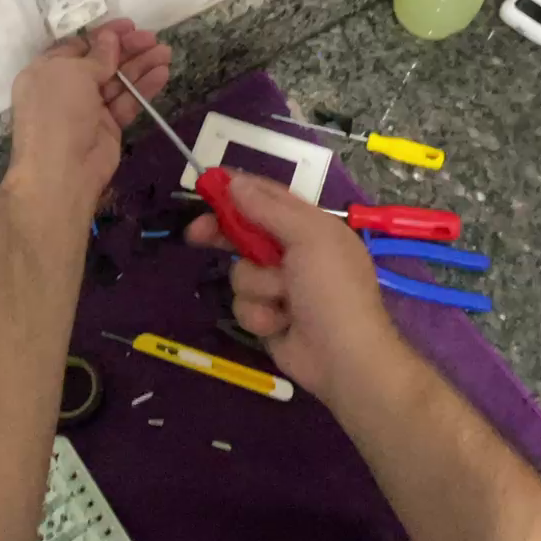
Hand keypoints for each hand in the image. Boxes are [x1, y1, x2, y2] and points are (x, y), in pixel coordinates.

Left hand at [6, 20, 170, 217]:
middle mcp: (66, 88)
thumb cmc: (58, 113)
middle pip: (101, 62)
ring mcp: (87, 109)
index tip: (129, 25)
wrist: (61, 171)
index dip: (103, 35)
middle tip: (153, 38)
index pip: (77, 46)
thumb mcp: (72, 74)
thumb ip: (96, 56)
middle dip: (127, 49)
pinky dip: (144, 88)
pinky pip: (127, 102)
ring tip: (166, 52)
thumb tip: (109, 37)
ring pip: (117, 81)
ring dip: (141, 66)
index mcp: (46, 71)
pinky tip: (162, 73)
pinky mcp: (108, 127)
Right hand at [186, 175, 403, 400]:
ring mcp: (280, 286)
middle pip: (246, 233)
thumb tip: (236, 182)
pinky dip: (260, 314)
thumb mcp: (308, 237)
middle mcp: (294, 252)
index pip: (268, 197)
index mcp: (311, 227)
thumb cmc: (332, 289)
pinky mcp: (268, 316)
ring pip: (241, 273)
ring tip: (283, 300)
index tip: (205, 184)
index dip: (237, 188)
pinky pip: (244, 305)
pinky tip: (280, 324)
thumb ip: (269, 209)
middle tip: (195, 233)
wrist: (345, 358)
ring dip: (258, 287)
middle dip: (223, 234)